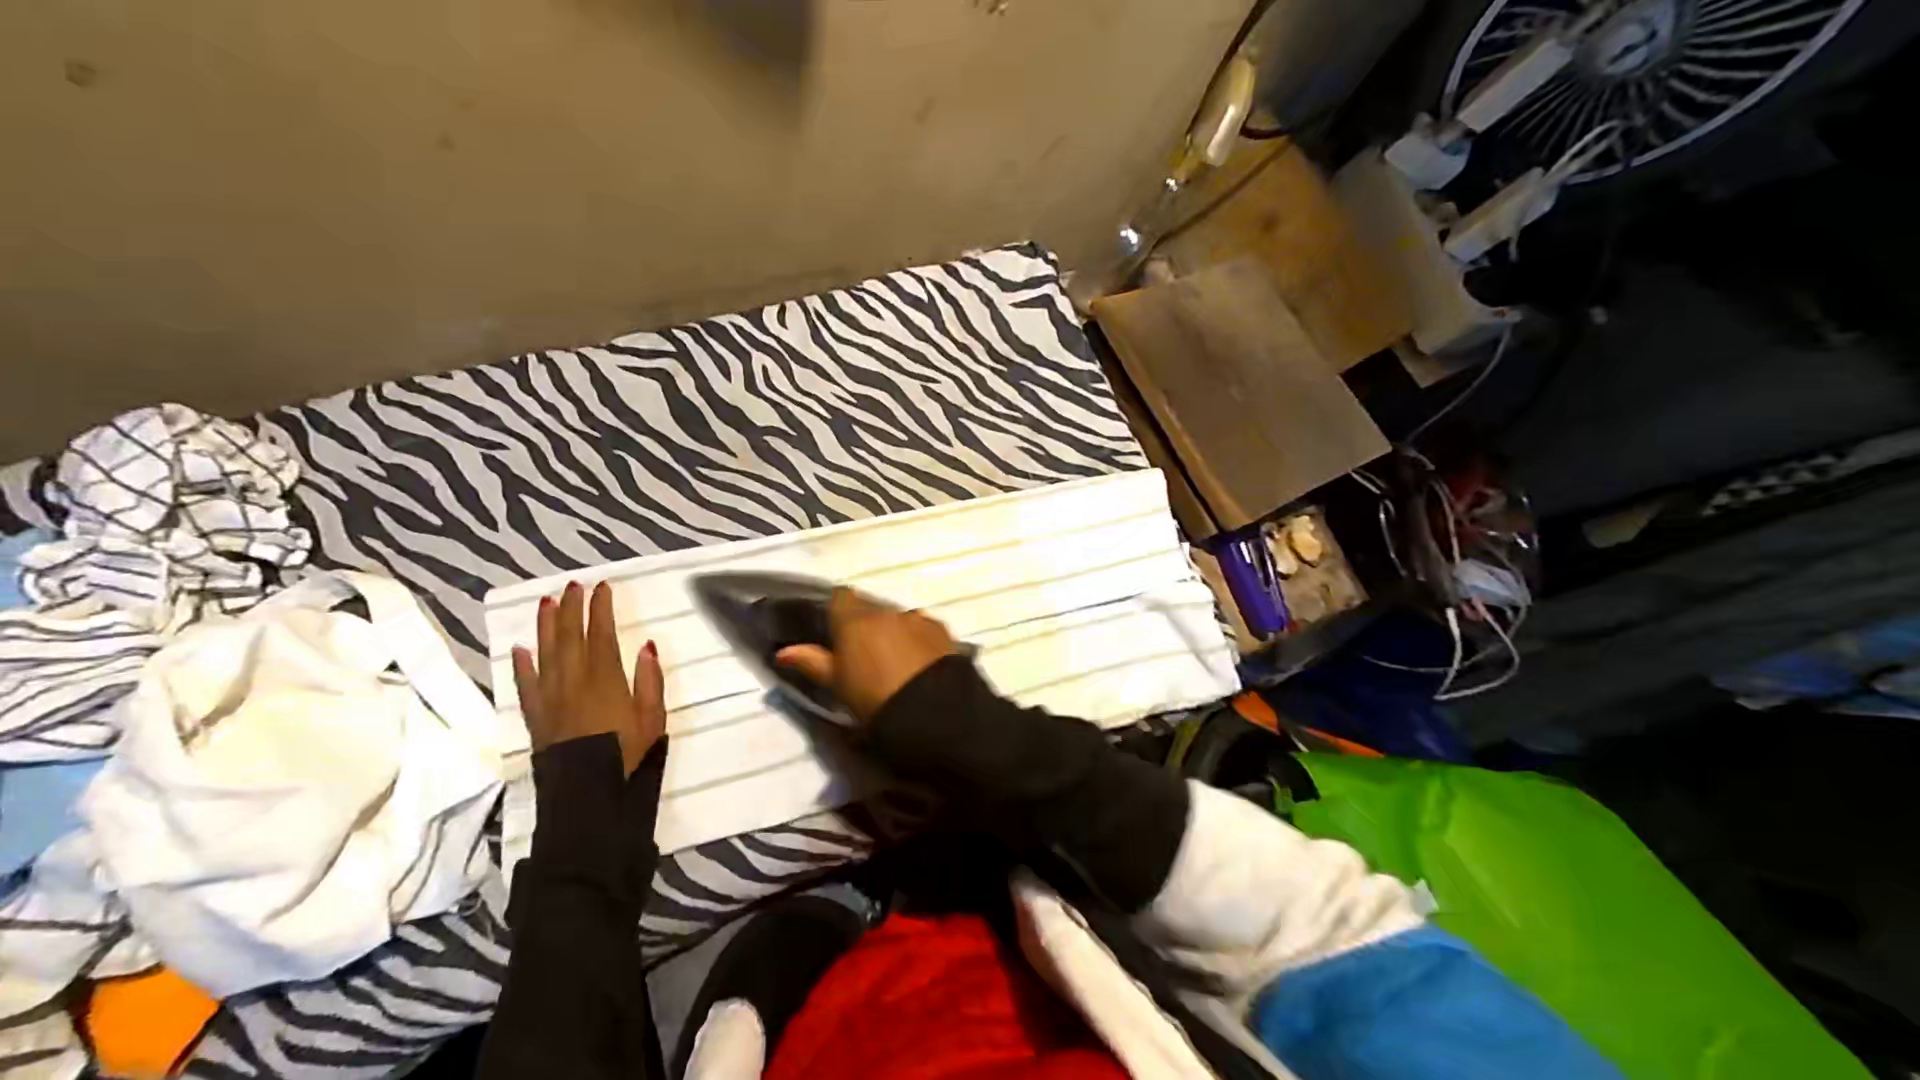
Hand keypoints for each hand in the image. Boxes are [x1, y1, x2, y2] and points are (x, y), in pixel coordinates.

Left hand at [512, 581, 664, 774]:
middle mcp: (573, 682)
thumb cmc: (628, 756)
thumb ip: (650, 681)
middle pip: (569, 637)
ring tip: (546, 602)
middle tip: (572, 585)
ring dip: (546, 625)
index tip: (602, 587)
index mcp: (605, 680)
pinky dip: (521, 665)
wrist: (587, 796)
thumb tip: (646, 646)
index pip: (600, 634)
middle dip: (571, 608)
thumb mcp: (653, 719)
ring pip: (545, 653)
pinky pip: (525, 684)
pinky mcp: (536, 716)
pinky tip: (520, 649)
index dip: (600, 609)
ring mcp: (550, 698)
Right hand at [774, 587, 956, 722]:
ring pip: (897, 617)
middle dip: (864, 623)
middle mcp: (888, 611)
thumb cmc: (875, 699)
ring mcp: (918, 619)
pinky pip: (922, 628)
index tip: (833, 631)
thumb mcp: (838, 686)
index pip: (840, 597)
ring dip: (892, 631)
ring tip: (892, 660)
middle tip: (860, 652)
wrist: (934, 714)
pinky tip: (918, 662)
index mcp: (856, 619)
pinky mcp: (943, 631)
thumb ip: (812, 662)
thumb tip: (783, 652)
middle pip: (870, 607)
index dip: (835, 611)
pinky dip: (916, 639)